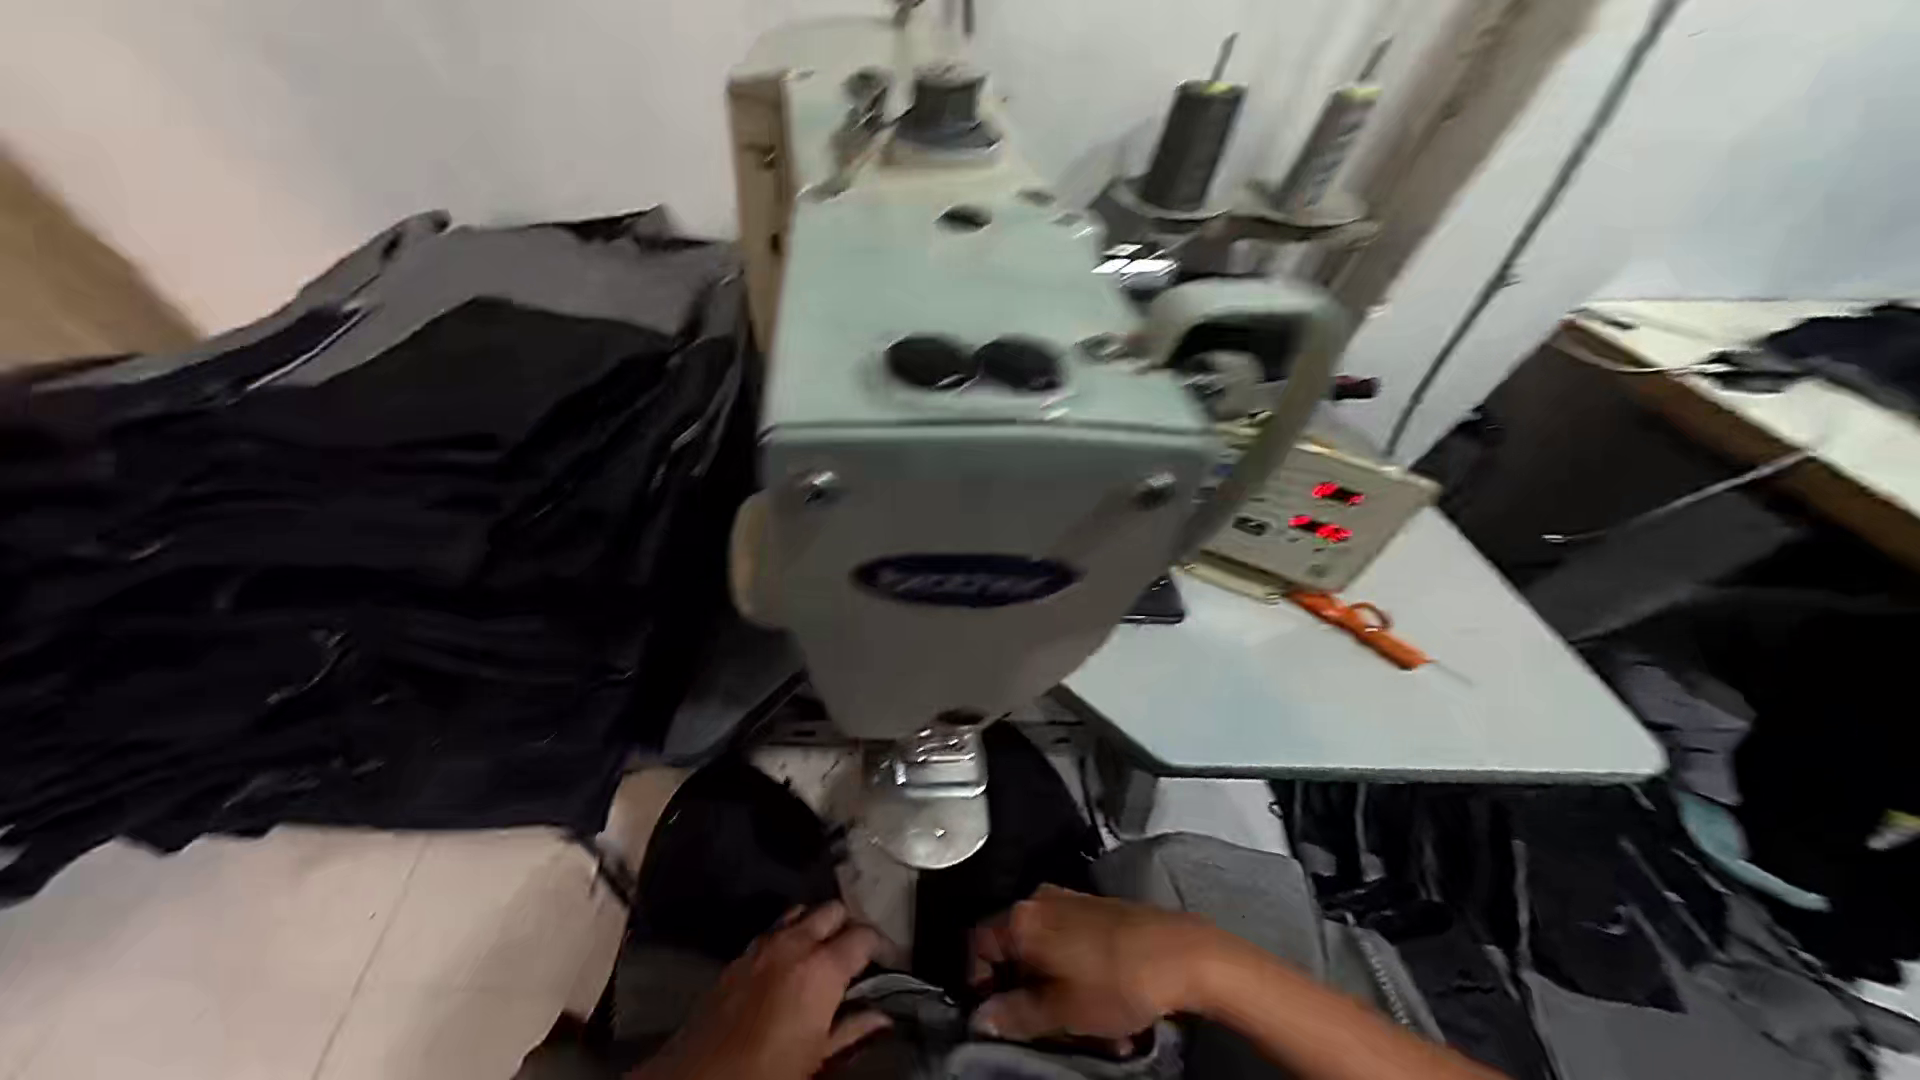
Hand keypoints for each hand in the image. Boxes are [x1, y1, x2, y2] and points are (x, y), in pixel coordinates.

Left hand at [633, 902, 890, 1079]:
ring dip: (818, 925)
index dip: (883, 945)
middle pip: (833, 910)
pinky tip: (790, 963)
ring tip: (826, 952)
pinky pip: (774, 929)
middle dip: (850, 925)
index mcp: (821, 969)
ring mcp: (763, 945)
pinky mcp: (739, 955)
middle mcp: (795, 943)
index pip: (864, 936)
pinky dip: (790, 935)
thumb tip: (883, 1017)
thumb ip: (852, 1030)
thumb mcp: (817, 1060)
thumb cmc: (765, 1075)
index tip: (892, 960)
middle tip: (859, 953)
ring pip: (802, 911)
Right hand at [967, 884, 1232, 1041]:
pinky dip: (1071, 969)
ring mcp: (1068, 899)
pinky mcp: (1093, 906)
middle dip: (1021, 988)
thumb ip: (1014, 1015)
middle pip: (1010, 945)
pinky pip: (1066, 938)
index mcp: (1022, 919)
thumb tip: (980, 1018)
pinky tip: (1097, 998)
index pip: (976, 944)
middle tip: (1039, 1024)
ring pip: (1041, 946)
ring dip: (1050, 984)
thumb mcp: (1060, 1011)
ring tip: (1076, 1020)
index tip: (994, 1014)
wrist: (1178, 952)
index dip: (978, 981)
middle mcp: (1038, 899)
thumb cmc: (1114, 982)